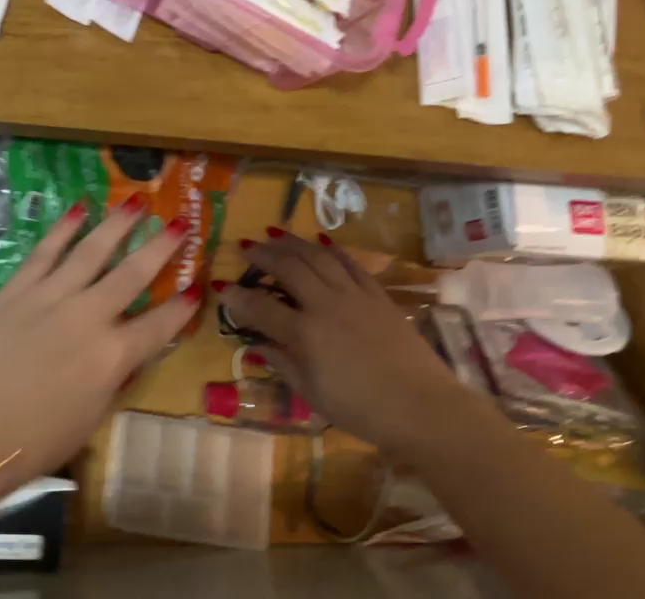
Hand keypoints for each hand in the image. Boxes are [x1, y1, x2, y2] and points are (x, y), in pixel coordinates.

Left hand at [0, 198, 200, 490]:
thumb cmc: (32, 442)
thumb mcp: (89, 421)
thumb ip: (111, 383)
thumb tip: (124, 358)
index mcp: (113, 357)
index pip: (159, 326)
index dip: (181, 309)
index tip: (197, 290)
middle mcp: (89, 316)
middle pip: (133, 274)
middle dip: (161, 247)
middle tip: (181, 223)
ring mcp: (52, 296)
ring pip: (92, 250)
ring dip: (118, 224)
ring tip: (137, 201)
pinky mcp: (18, 288)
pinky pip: (46, 251)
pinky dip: (65, 228)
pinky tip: (80, 209)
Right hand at [220, 230, 461, 454]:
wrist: (422, 407)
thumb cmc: (362, 410)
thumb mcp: (313, 395)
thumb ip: (283, 365)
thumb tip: (257, 345)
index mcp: (305, 333)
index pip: (262, 308)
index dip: (239, 298)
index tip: (222, 288)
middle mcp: (326, 304)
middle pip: (289, 268)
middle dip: (263, 256)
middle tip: (245, 248)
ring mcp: (355, 295)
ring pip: (319, 257)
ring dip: (293, 243)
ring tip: (275, 234)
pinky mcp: (378, 295)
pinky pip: (351, 263)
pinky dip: (332, 249)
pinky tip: (320, 241)